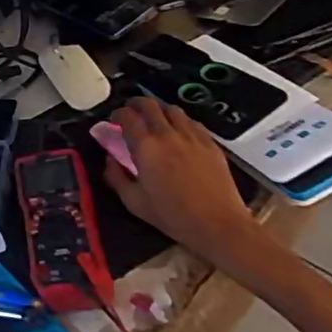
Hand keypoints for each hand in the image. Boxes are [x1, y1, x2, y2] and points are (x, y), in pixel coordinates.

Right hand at [103, 97, 261, 262]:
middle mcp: (167, 134)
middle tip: (132, 115)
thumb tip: (109, 158)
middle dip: (135, 104)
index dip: (116, 114)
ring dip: (160, 112)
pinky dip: (182, 122)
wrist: (222, 228)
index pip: (125, 114)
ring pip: (172, 109)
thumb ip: (115, 176)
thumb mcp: (133, 201)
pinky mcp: (212, 145)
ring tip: (157, 123)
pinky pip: (193, 122)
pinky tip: (181, 134)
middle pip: (148, 103)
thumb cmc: (174, 216)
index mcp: (145, 146)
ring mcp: (192, 138)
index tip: (115, 124)